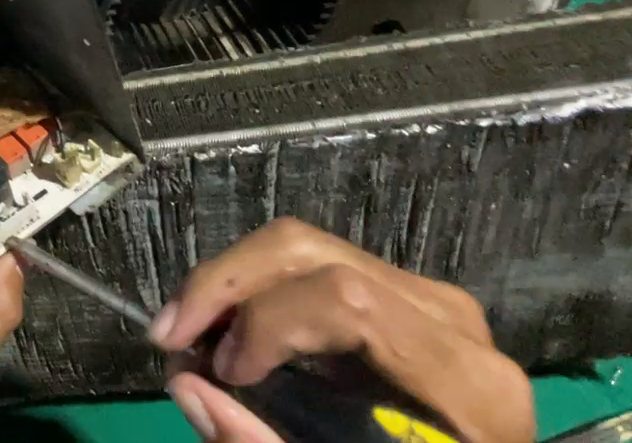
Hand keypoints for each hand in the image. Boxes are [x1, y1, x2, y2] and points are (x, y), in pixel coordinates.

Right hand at [148, 217, 532, 442]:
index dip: (267, 322)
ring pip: (297, 245)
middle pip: (308, 252)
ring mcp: (419, 296)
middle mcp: (446, 315)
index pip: (347, 300)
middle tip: (167, 336)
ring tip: (182, 331)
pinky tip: (219, 328)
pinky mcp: (392, 294)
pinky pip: (304, 265)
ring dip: (224, 282)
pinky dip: (248, 289)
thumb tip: (187, 386)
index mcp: (464, 379)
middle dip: (222, 284)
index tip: (221, 374)